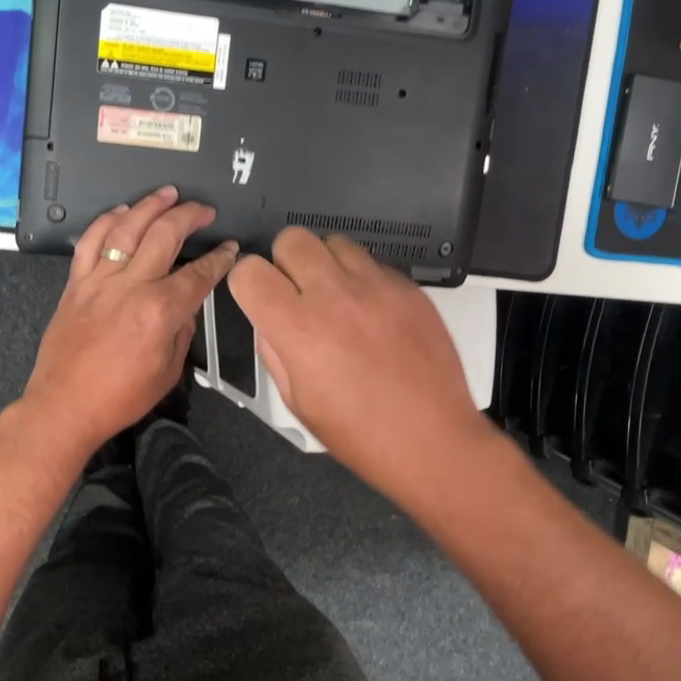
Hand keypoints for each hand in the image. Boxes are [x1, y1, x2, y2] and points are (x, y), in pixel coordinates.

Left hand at [21, 186, 237, 453]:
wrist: (65, 406)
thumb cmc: (117, 397)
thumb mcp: (169, 370)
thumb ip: (182, 330)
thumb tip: (185, 305)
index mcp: (159, 311)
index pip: (198, 274)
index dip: (219, 259)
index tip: (229, 249)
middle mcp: (130, 287)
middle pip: (165, 234)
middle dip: (190, 215)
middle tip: (204, 210)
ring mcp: (99, 281)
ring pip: (127, 227)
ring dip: (150, 205)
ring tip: (168, 194)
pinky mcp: (76, 284)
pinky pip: (91, 241)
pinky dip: (107, 221)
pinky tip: (121, 211)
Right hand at [228, 227, 486, 496]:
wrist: (433, 441)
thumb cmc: (362, 433)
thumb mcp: (298, 401)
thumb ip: (274, 351)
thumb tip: (268, 321)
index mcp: (299, 329)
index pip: (249, 271)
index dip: (247, 283)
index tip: (257, 296)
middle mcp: (336, 296)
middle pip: (291, 239)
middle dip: (284, 263)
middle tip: (296, 293)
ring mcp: (376, 287)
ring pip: (333, 241)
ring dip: (325, 264)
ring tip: (335, 297)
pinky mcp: (408, 288)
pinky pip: (372, 262)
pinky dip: (362, 278)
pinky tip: (369, 311)